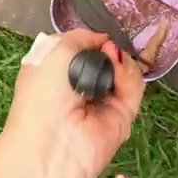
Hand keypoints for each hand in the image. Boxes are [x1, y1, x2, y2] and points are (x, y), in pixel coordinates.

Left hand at [0, 28, 144, 177]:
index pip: (84, 50)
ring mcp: (103, 101)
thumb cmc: (44, 91)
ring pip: (124, 71)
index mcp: (58, 74)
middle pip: (107, 58)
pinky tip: (118, 72)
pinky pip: (133, 87)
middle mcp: (81, 87)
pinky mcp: (123, 114)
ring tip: (111, 58)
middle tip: (106, 47)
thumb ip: (81, 37)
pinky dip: (129, 76)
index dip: (93, 40)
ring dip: (120, 60)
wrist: (54, 141)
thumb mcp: (53, 51)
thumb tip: (103, 41)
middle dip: (110, 48)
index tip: (97, 36)